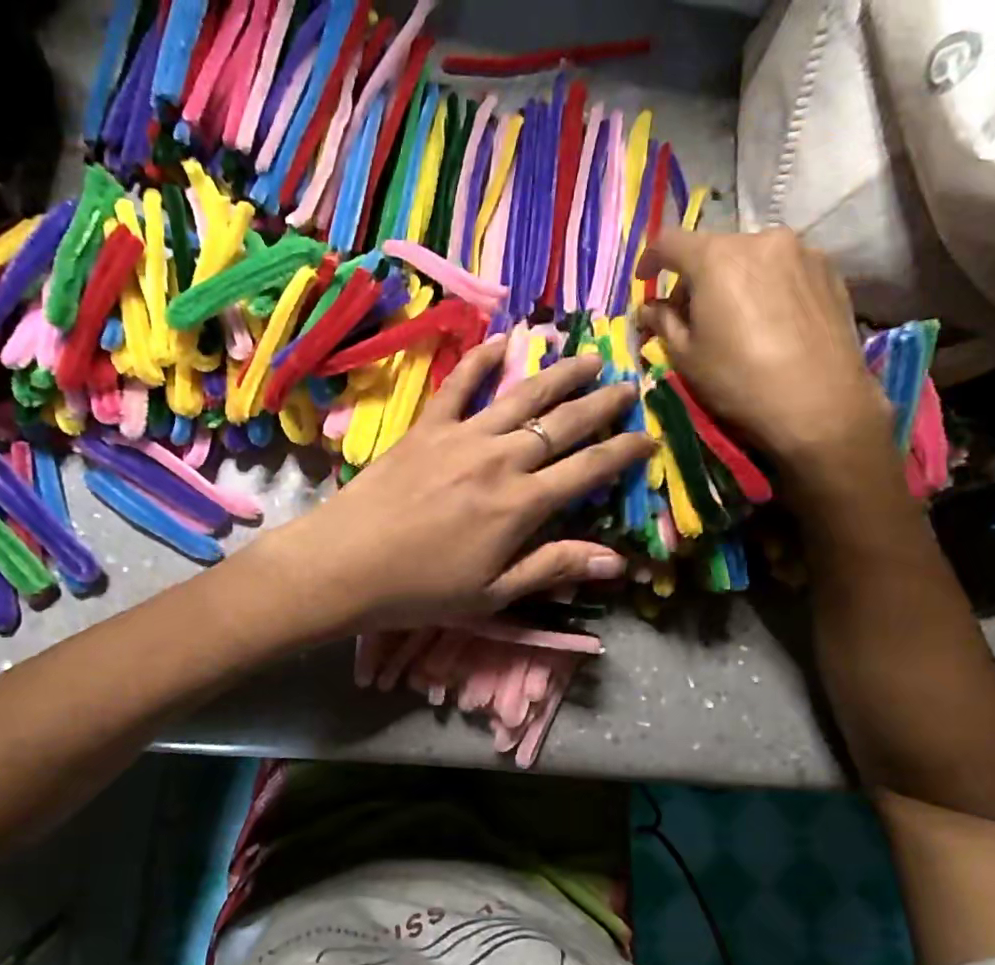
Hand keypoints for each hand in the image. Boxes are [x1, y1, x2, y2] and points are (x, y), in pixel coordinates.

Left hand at [244, 337, 654, 635]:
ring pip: (522, 395)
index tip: (648, 437)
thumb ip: (553, 567)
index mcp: (522, 505)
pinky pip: (458, 384)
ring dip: (559, 374)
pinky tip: (501, 340)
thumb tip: (617, 561)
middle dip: (602, 403)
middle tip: (629, 385)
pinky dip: (480, 360)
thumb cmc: (421, 590)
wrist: (346, 564)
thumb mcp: (493, 593)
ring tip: (588, 356)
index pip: (588, 468)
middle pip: (563, 423)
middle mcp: (501, 460)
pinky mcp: (426, 427)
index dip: (623, 451)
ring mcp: (461, 437)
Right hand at [635, 227, 894, 485]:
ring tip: (734, 319)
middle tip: (690, 314)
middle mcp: (760, 240)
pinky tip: (769, 322)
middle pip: (714, 249)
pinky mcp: (830, 270)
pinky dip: (766, 286)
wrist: (820, 405)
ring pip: (751, 258)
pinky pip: (783, 269)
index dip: (650, 260)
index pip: (669, 241)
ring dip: (733, 280)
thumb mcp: (685, 356)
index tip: (644, 282)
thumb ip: (663, 322)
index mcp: (716, 258)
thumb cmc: (739, 380)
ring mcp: (801, 252)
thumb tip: (649, 308)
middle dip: (695, 277)